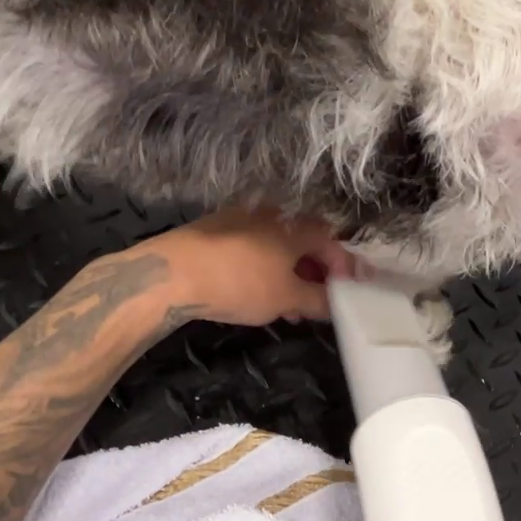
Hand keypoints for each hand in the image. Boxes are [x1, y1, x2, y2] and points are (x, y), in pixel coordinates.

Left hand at [125, 206, 359, 326]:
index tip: (349, 292)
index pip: (333, 242)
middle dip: (317, 274)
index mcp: (296, 225)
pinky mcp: (218, 229)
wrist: (172, 274)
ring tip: (291, 307)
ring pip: (279, 247)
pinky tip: (261, 294)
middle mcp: (273, 213)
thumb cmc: (240, 283)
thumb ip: (319, 300)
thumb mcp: (287, 298)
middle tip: (320, 303)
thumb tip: (337, 303)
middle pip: (306, 242)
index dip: (345, 269)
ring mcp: (242, 217)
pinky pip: (256, 248)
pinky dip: (267, 269)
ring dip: (291, 275)